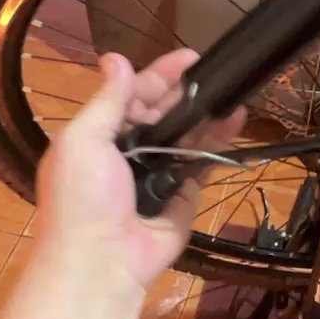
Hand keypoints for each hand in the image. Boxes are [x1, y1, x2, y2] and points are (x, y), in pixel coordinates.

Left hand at [33, 50, 242, 297]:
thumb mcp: (83, 141)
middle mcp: (130, 150)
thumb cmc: (84, 197)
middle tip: (219, 73)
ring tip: (235, 93)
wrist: (102, 261)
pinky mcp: (183, 194)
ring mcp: (158, 172)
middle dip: (189, 92)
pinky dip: (219, 142)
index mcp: (100, 135)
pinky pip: (202, 162)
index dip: (160, 74)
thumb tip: (115, 57)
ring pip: (187, 134)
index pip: (133, 94)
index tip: (191, 57)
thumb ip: (106, 101)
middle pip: (164, 111)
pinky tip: (236, 122)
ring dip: (209, 113)